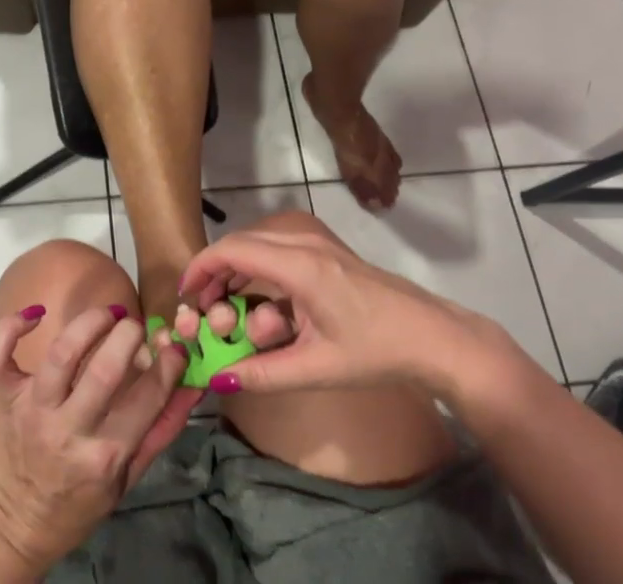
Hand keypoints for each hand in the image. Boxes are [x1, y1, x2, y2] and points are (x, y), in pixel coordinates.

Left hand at [0, 305, 199, 570]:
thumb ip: (163, 428)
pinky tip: (36, 314)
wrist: (18, 524)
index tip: (174, 345)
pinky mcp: (5, 399)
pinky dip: (9, 329)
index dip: (167, 365)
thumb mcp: (130, 477)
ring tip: (107, 314)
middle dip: (128, 337)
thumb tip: (195, 384)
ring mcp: (32, 411)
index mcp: (104, 456)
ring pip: (59, 356)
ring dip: (87, 324)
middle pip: (103, 371)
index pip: (146, 400)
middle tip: (136, 326)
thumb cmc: (80, 503)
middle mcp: (68, 430)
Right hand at [177, 212, 527, 403]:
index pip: (232, 250)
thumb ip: (263, 373)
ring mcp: (321, 245)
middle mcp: (306, 244)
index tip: (185, 295)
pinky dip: (261, 271)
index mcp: (301, 267)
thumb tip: (217, 378)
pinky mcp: (330, 254)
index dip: (201, 268)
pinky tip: (264, 305)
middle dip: (216, 273)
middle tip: (206, 309)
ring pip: (261, 245)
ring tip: (230, 309)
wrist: (436, 339)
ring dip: (239, 271)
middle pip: (242, 243)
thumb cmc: (378, 352)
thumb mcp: (317, 368)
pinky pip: (280, 251)